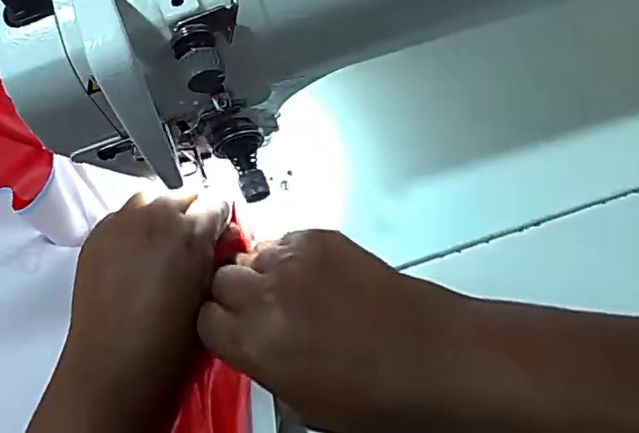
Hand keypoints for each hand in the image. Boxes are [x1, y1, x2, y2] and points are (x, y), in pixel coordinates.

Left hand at [30, 189, 231, 432]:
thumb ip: (216, 259)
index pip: (216, 201)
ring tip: (161, 248)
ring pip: (150, 199)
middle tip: (192, 242)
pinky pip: (122, 216)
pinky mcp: (98, 231)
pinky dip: (132, 227)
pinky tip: (135, 256)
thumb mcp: (208, 300)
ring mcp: (122, 220)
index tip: (219, 228)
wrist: (112, 366)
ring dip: (160, 215)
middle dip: (191, 213)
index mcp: (189, 232)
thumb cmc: (163, 348)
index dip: (220, 217)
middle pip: (183, 195)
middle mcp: (154, 216)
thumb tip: (221, 242)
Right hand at [196, 230, 471, 431]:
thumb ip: (261, 366)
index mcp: (257, 343)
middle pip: (219, 278)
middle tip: (258, 310)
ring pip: (249, 254)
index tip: (227, 328)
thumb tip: (244, 344)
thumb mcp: (305, 402)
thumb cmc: (383, 395)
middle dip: (233, 294)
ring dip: (261, 273)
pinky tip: (315, 280)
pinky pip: (282, 240)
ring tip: (291, 294)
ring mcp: (290, 260)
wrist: (434, 357)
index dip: (217, 324)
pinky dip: (291, 257)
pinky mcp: (314, 236)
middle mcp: (266, 294)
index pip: (204, 317)